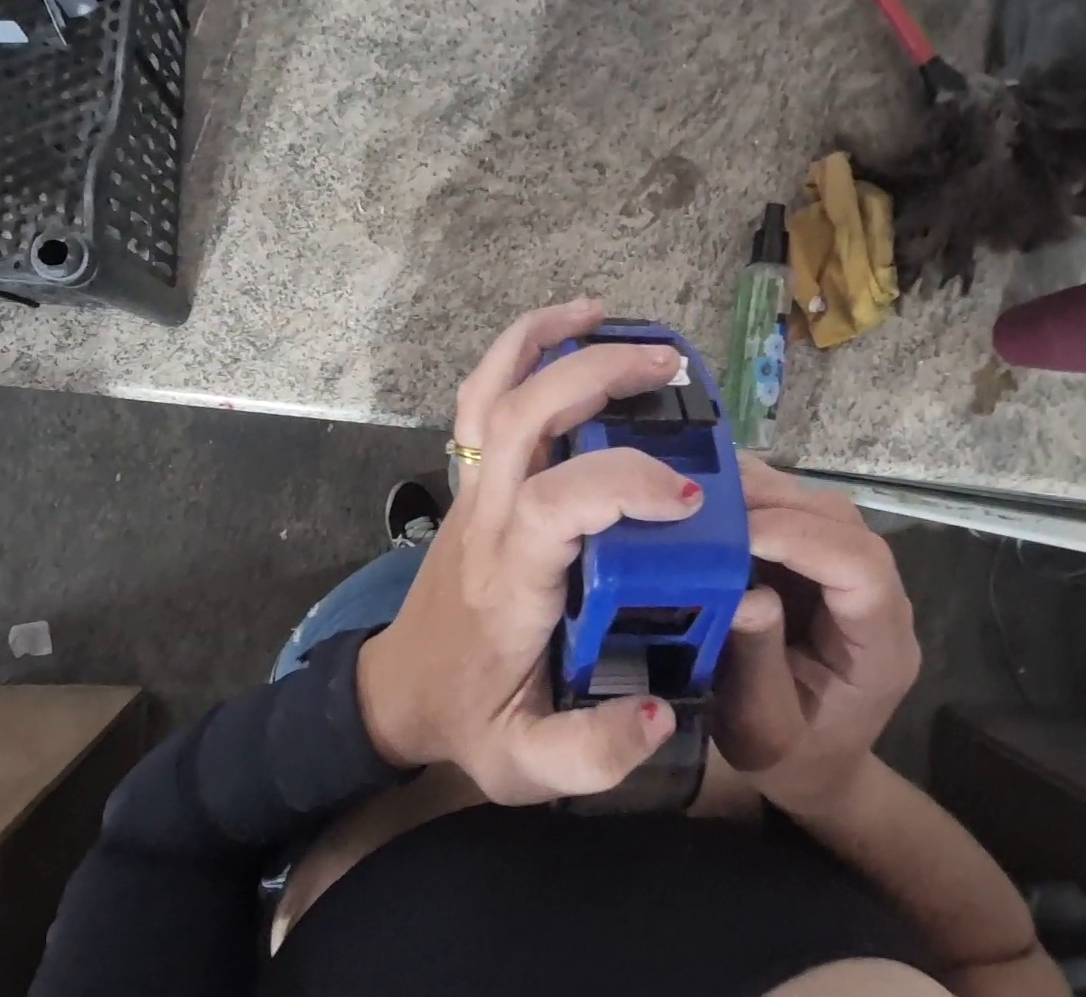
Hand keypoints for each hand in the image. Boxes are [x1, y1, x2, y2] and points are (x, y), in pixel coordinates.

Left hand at [357, 300, 704, 804]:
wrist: (397, 694)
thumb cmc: (467, 720)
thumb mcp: (526, 765)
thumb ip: (592, 753)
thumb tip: (660, 710)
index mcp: (508, 582)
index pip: (557, 505)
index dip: (624, 486)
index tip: (687, 499)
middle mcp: (485, 521)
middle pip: (524, 420)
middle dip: (597, 380)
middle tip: (670, 372)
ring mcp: (470, 494)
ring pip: (490, 394)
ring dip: (546, 343)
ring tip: (611, 319)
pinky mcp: (470, 486)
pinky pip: (482, 403)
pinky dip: (515, 353)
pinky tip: (562, 334)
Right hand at [711, 453, 918, 815]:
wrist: (813, 768)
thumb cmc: (789, 757)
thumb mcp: (764, 726)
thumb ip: (757, 660)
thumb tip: (745, 593)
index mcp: (880, 645)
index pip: (860, 568)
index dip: (801, 538)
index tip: (734, 532)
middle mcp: (878, 599)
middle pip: (843, 525)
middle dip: (776, 502)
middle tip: (703, 497)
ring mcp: (850, 580)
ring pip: (822, 511)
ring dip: (764, 494)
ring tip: (702, 494)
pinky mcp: (819, 571)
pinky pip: (797, 519)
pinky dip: (756, 503)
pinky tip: (714, 503)